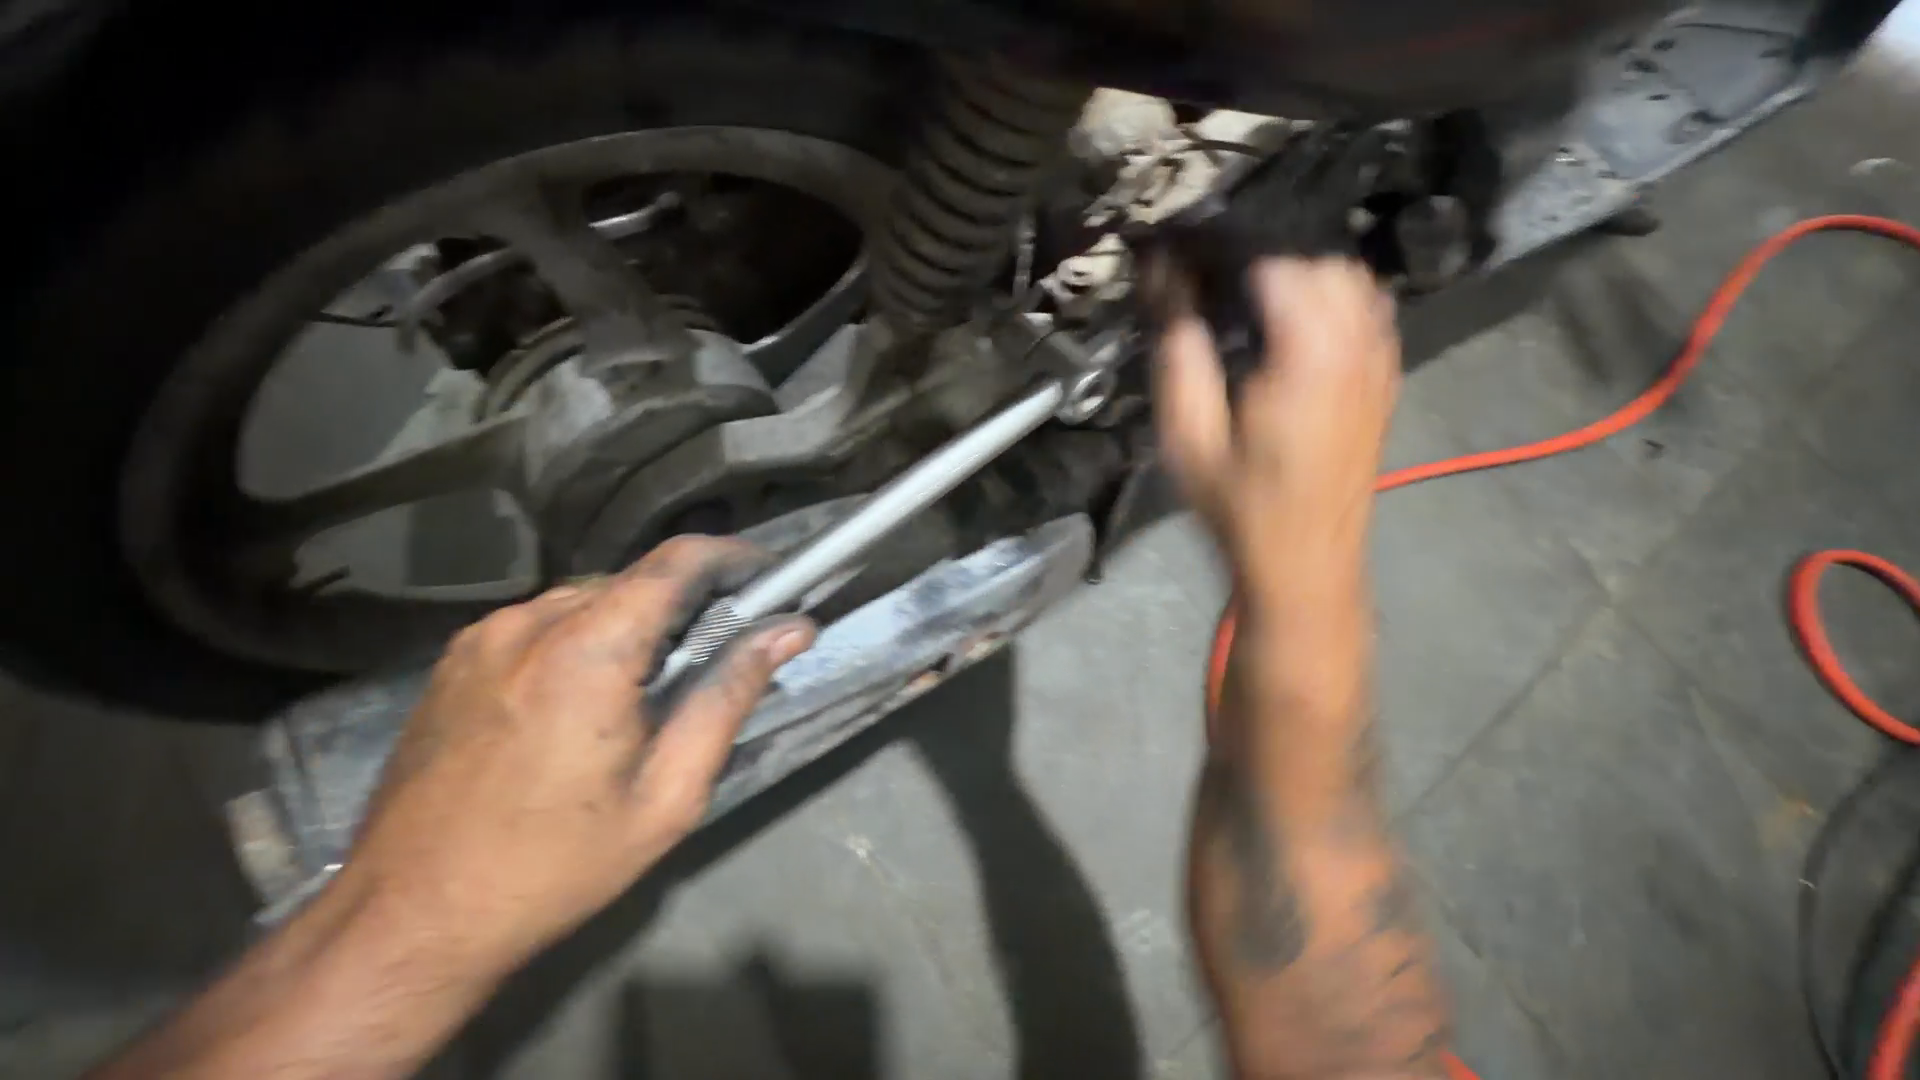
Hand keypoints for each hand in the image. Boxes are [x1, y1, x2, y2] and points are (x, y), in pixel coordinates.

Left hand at [335, 536, 815, 980]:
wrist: (408, 919)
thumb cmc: (555, 865)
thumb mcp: (667, 793)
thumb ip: (729, 696)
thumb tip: (789, 631)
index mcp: (586, 649)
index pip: (675, 561)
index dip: (733, 556)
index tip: (770, 575)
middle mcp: (529, 622)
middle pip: (633, 581)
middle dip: (687, 604)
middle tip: (721, 654)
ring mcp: (482, 636)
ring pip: (587, 601)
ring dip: (633, 626)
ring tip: (649, 690)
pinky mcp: (455, 658)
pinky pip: (542, 625)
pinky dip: (584, 641)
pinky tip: (585, 701)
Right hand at [1153, 257, 1399, 608]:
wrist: (1305, 563)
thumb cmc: (1239, 506)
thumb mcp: (1189, 437)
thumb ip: (1180, 353)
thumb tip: (1165, 280)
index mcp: (1308, 354)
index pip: (1277, 260)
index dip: (1230, 252)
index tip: (1191, 261)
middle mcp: (1356, 346)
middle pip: (1321, 260)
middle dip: (1268, 261)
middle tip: (1218, 287)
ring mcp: (1379, 363)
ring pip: (1352, 280)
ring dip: (1305, 277)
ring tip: (1256, 303)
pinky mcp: (1386, 382)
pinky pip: (1371, 313)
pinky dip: (1336, 302)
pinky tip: (1300, 328)